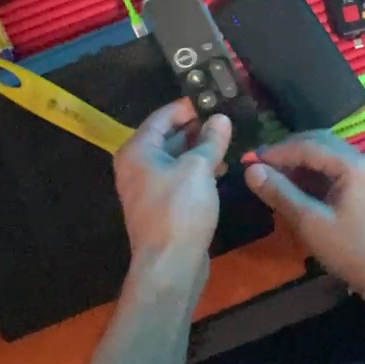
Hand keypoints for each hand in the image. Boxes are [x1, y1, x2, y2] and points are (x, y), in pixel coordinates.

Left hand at [113, 99, 232, 267]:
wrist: (170, 264)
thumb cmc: (180, 209)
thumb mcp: (199, 168)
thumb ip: (210, 140)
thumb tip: (220, 118)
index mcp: (137, 151)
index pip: (162, 116)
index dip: (187, 106)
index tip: (213, 98)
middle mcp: (136, 166)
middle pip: (167, 137)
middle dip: (196, 128)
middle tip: (225, 118)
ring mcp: (147, 188)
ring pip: (174, 159)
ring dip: (199, 150)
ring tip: (228, 141)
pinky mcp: (161, 206)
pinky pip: (178, 178)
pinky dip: (196, 170)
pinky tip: (220, 168)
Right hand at [241, 131, 364, 297]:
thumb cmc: (353, 253)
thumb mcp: (311, 224)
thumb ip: (281, 193)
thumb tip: (251, 170)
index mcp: (355, 165)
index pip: (309, 145)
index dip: (276, 151)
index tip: (248, 161)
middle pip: (320, 143)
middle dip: (288, 151)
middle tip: (258, 165)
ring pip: (328, 156)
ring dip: (300, 162)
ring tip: (273, 176)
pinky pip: (337, 171)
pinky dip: (314, 174)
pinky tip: (296, 187)